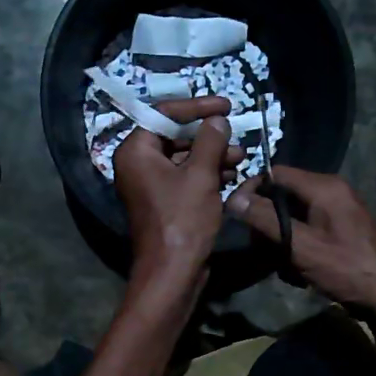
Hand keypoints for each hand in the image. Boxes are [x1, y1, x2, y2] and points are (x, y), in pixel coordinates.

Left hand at [114, 97, 237, 280]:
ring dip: (211, 155)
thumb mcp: (201, 174)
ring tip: (241, 157)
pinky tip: (230, 175)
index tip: (226, 106)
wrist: (172, 269)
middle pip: (173, 136)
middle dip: (207, 136)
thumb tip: (217, 120)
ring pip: (181, 158)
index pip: (164, 114)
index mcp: (135, 151)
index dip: (197, 107)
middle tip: (236, 137)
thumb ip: (210, 141)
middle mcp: (136, 164)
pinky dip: (205, 173)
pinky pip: (183, 177)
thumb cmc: (182, 219)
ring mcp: (148, 185)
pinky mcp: (162, 202)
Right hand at [228, 166, 375, 310]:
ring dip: (279, 241)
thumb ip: (265, 219)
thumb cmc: (347, 267)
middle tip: (260, 249)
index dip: (251, 190)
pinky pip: (305, 231)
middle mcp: (330, 192)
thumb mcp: (300, 244)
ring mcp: (336, 212)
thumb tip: (233, 198)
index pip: (275, 173)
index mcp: (323, 187)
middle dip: (265, 223)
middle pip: (281, 196)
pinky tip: (297, 272)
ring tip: (282, 266)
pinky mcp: (339, 231)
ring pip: (291, 217)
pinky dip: (295, 249)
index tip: (236, 214)